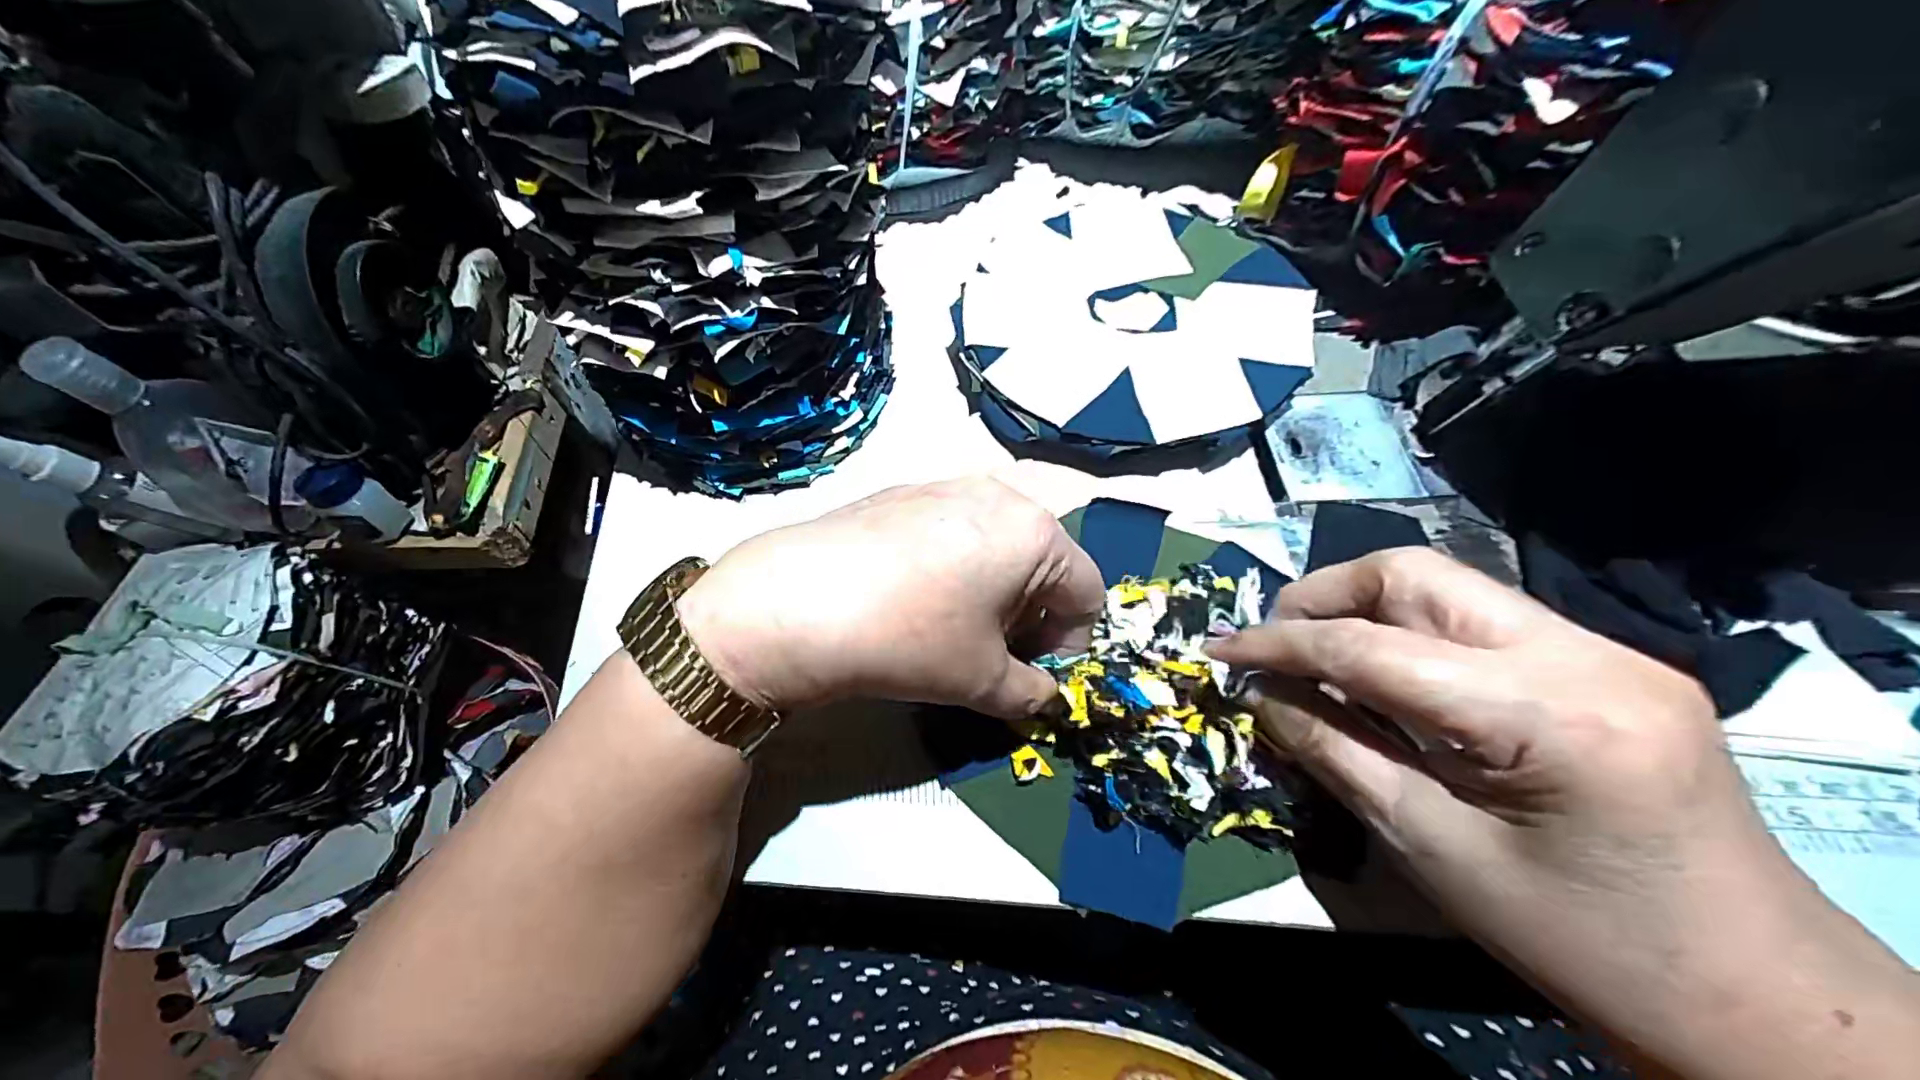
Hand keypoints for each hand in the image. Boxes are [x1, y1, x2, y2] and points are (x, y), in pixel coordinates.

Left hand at [675, 478, 1103, 718]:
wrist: (796, 602)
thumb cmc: (909, 639)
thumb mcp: (981, 680)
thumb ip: (1031, 693)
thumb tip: (1043, 697)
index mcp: (1036, 533)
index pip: (1087, 594)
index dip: (1070, 644)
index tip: (1033, 674)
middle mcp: (1000, 495)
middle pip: (1045, 564)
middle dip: (1032, 615)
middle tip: (993, 654)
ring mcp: (948, 486)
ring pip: (1000, 545)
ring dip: (996, 591)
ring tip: (952, 627)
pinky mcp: (905, 491)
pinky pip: (957, 530)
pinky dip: (957, 566)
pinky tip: (913, 598)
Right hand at [1206, 548, 1919, 1079]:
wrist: (1755, 997)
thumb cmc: (1577, 939)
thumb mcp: (1430, 846)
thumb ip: (1332, 750)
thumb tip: (1258, 695)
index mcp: (1547, 715)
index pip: (1372, 646)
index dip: (1280, 644)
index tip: (1219, 651)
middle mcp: (1586, 655)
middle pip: (1414, 574)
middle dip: (1322, 598)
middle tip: (1270, 645)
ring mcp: (1607, 652)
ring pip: (1446, 585)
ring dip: (1363, 610)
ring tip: (1314, 656)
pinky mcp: (1609, 665)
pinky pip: (1479, 621)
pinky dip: (1410, 634)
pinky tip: (1384, 676)